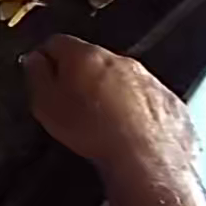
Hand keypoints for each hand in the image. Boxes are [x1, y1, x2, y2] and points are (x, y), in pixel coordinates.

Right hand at [23, 35, 196, 190]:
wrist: (146, 163)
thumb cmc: (94, 133)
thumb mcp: (45, 105)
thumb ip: (36, 75)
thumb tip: (35, 60)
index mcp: (86, 56)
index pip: (56, 42)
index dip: (46, 58)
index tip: (43, 75)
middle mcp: (120, 61)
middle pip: (92, 60)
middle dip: (81, 78)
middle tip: (71, 106)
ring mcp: (149, 80)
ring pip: (121, 80)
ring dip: (111, 95)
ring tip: (101, 126)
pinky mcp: (170, 102)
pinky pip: (147, 100)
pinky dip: (137, 112)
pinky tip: (128, 134)